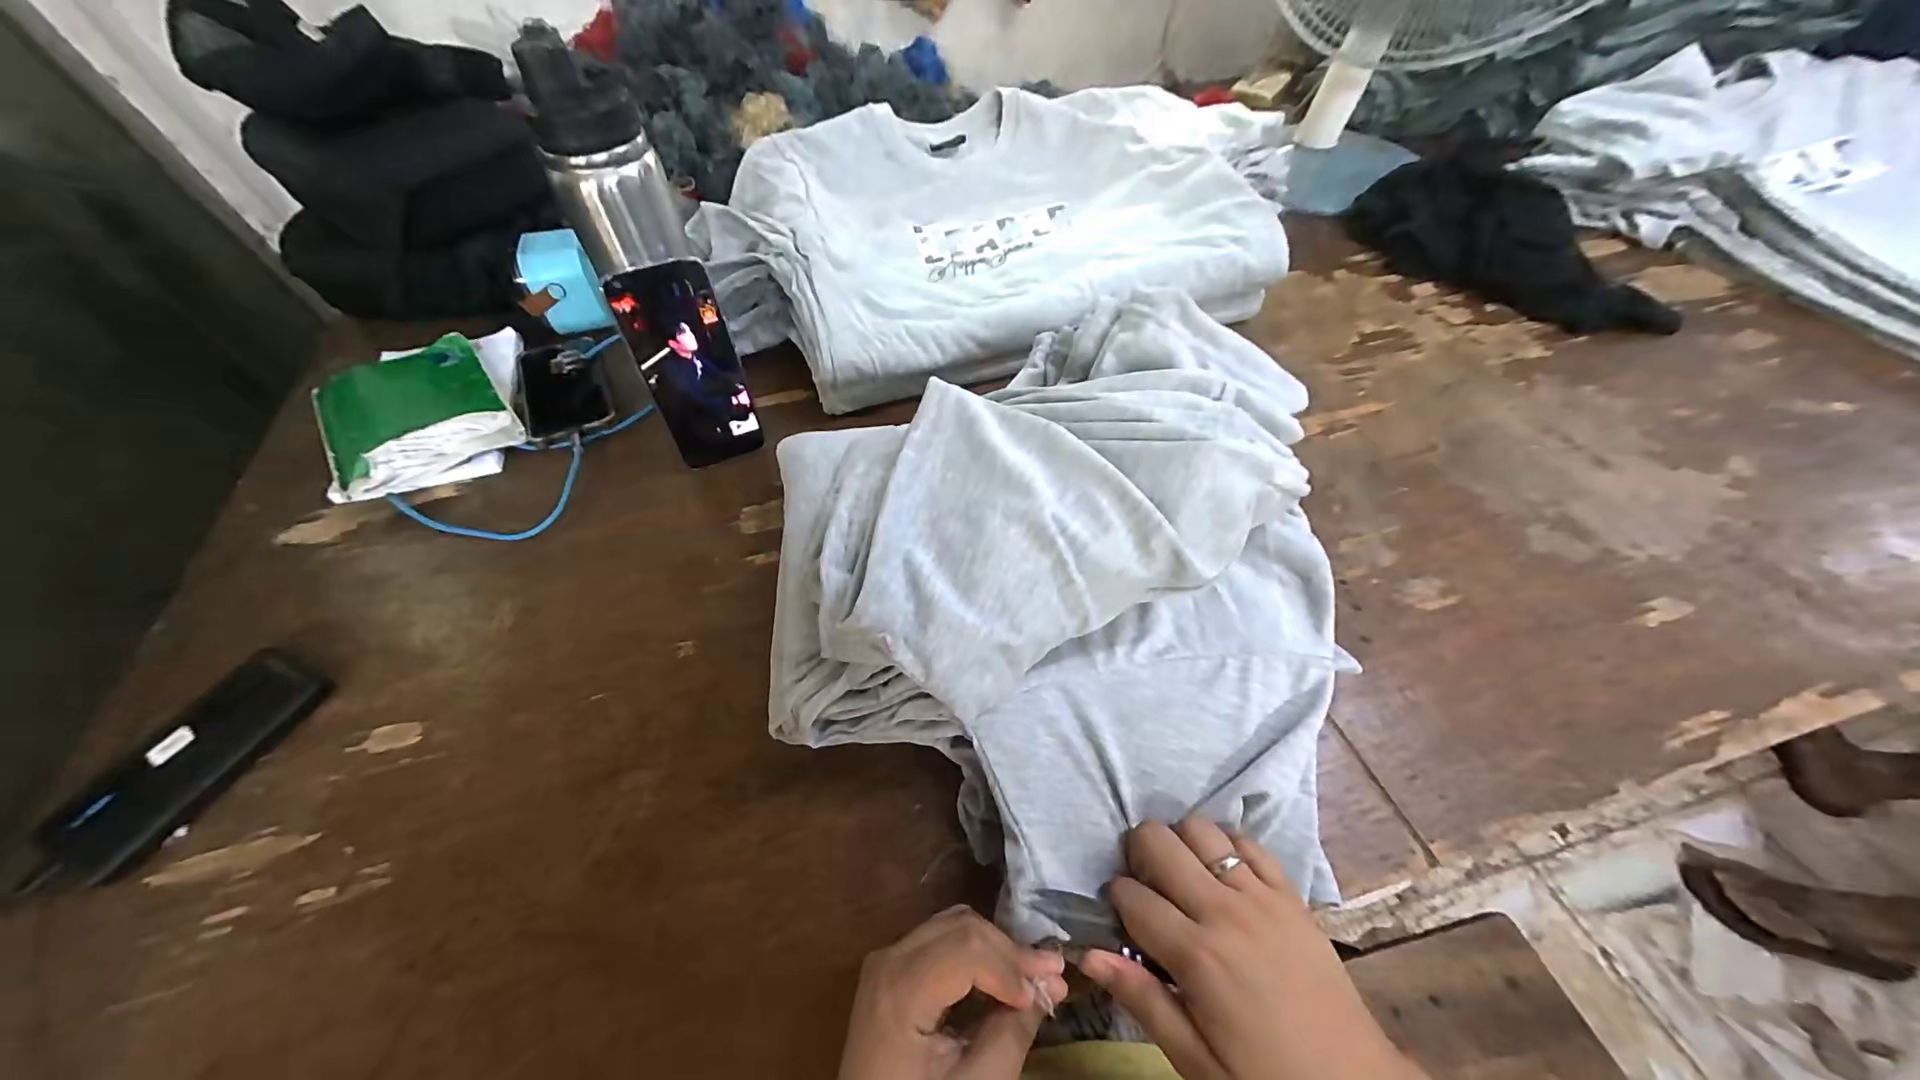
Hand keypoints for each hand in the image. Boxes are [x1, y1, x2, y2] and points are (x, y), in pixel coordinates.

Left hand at [839, 905, 1069, 1079]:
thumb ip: (1011, 1034)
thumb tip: (1050, 987)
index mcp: (900, 988)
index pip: (967, 948)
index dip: (1012, 966)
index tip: (1048, 993)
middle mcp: (889, 957)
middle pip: (962, 927)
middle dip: (1010, 951)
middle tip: (1051, 977)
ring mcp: (886, 957)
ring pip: (953, 924)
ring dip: (995, 947)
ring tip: (1031, 976)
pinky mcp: (891, 964)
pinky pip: (940, 938)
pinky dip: (975, 951)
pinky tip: (1000, 976)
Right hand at [1077, 818, 1423, 1079]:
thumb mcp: (1197, 1061)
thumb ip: (1143, 999)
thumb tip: (1087, 952)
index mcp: (1196, 955)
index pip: (1131, 895)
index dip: (1115, 898)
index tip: (1121, 916)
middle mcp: (1224, 911)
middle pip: (1159, 842)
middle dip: (1138, 852)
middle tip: (1145, 884)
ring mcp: (1261, 897)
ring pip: (1200, 828)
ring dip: (1180, 842)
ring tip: (1182, 874)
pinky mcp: (1291, 895)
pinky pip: (1249, 843)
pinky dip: (1226, 844)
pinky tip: (1222, 871)